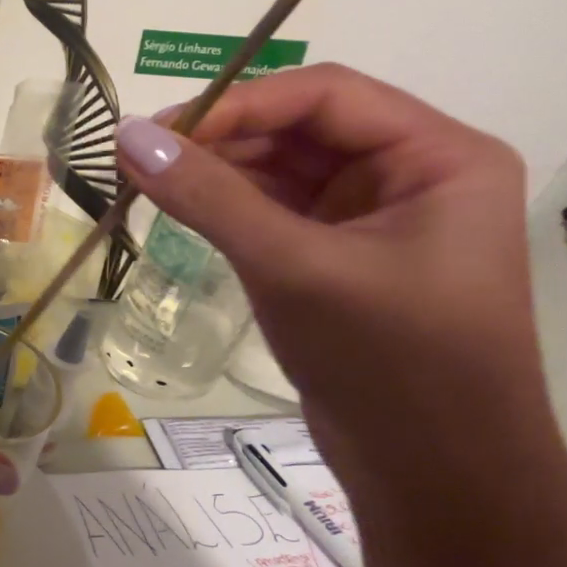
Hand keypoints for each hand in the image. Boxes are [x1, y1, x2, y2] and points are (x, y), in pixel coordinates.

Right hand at [113, 64, 540, 457]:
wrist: (433, 471)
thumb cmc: (387, 358)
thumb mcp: (292, 267)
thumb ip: (209, 197)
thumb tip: (127, 138)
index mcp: (439, 158)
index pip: (326, 96)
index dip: (237, 103)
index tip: (154, 131)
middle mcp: (412, 176)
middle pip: (301, 129)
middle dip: (220, 140)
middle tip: (136, 160)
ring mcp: (374, 220)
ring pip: (281, 172)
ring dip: (215, 174)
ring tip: (144, 185)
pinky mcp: (339, 259)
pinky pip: (274, 213)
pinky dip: (225, 209)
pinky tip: (178, 213)